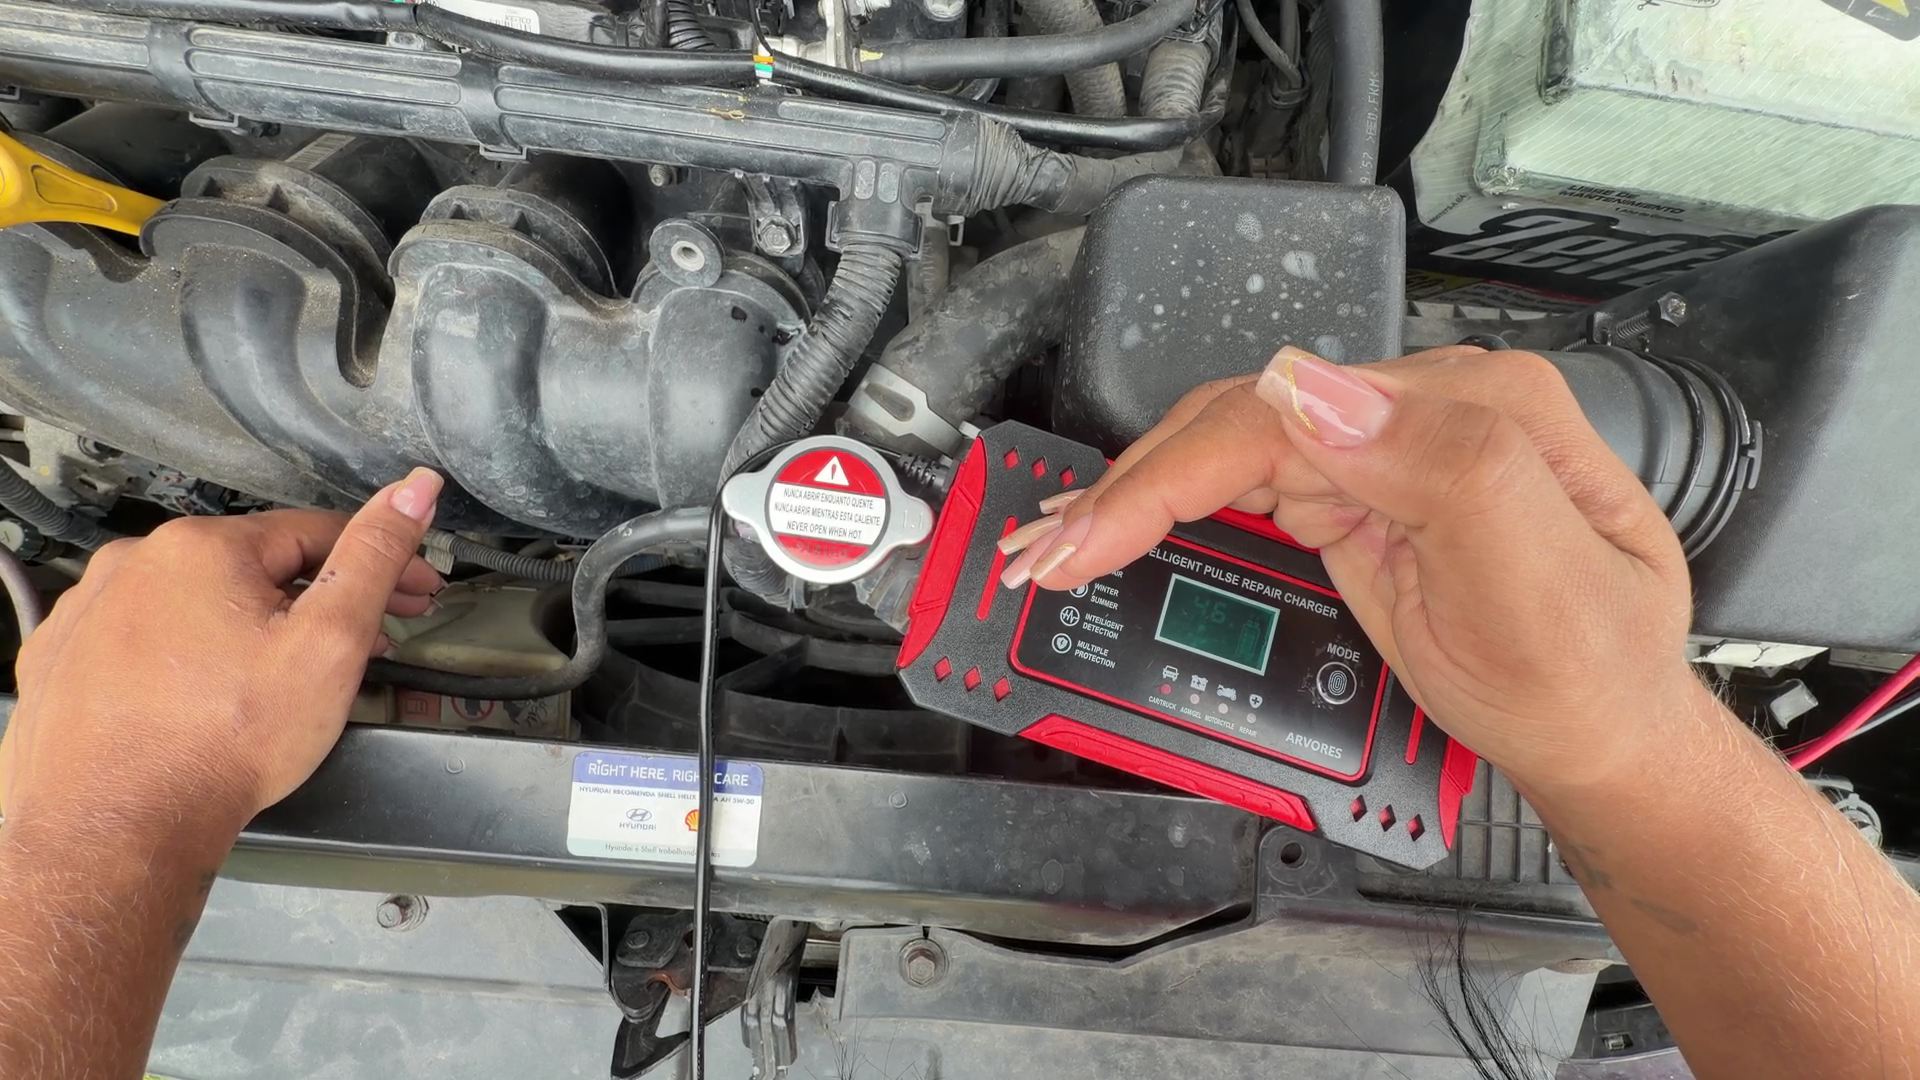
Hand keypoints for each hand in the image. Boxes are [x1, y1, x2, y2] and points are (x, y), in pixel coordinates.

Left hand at [0, 469, 445, 833]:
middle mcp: (133, 567)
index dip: (386, 563)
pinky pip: (166, 631)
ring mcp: (91, 614)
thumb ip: (376, 554)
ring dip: (278, 618)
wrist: (116, 832)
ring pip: (218, 597)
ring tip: (316, 665)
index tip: (417, 594)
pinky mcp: (69, 661)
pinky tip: (240, 682)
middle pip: (270, 563)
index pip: (324, 532)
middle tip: (382, 632)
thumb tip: (415, 489)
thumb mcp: (335, 636)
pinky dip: (217, 644)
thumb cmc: (229, 736)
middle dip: (335, 594)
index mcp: (201, 549)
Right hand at [998, 346, 1706, 788]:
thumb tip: (1309, 391)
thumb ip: (1444, 467)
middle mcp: (1408, 410)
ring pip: (1216, 448)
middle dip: (1123, 489)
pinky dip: (1165, 504)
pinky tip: (1121, 523)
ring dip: (1129, 495)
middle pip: (1228, 426)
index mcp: (1464, 411)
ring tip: (1061, 540)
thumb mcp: (1537, 585)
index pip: (1273, 420)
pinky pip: (1233, 479)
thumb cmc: (1576, 669)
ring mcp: (1368, 445)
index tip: (1086, 541)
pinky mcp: (1341, 484)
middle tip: (1045, 549)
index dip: (1163, 480)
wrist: (1588, 720)